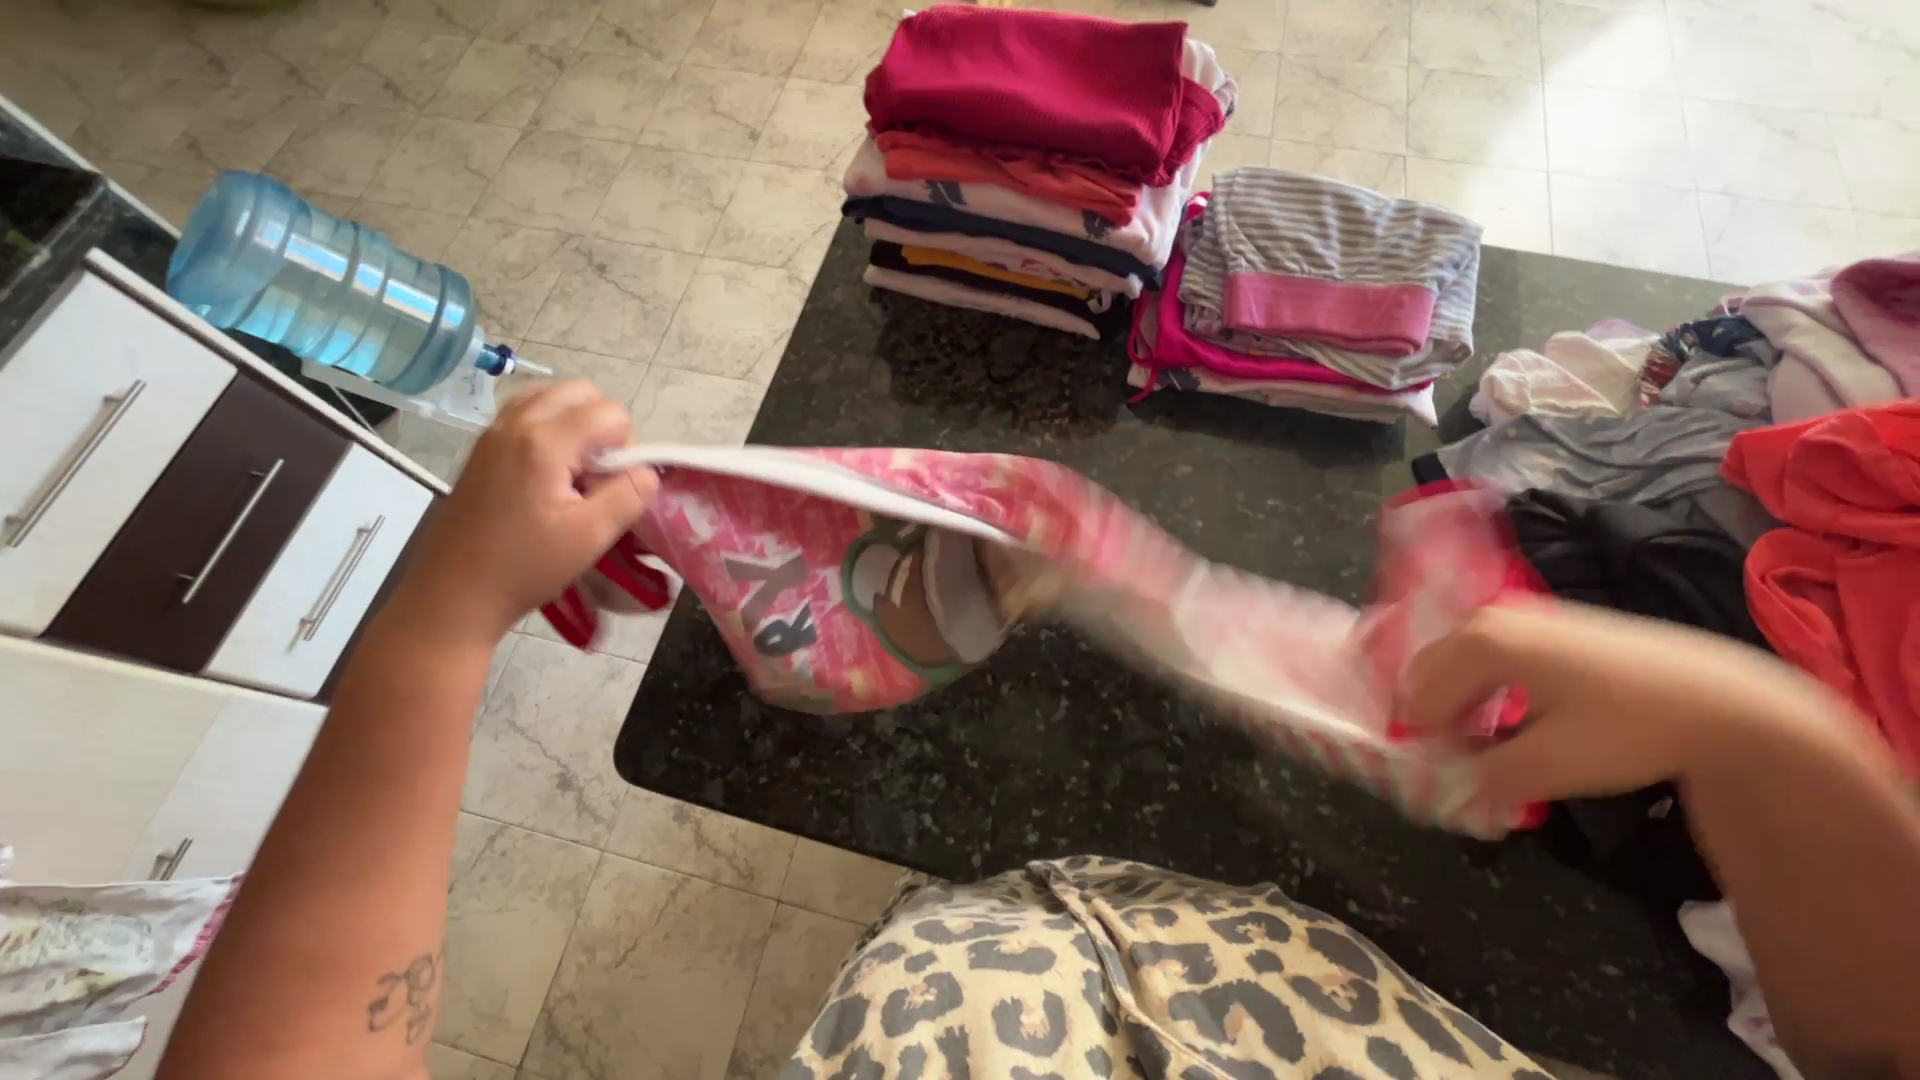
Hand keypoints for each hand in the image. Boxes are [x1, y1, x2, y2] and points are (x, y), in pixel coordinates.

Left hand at [392, 381, 658, 644]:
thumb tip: (645, 471)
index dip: (626, 447)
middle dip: (603, 426)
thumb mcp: (592, 536)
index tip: (610, 488)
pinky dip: (549, 428)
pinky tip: (550, 472)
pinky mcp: (482, 448)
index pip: (611, 413)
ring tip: (575, 470)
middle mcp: (516, 423)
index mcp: (545, 441)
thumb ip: (630, 494)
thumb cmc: (525, 566)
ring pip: (552, 397)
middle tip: (597, 474)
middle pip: (581, 392)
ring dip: (575, 423)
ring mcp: (493, 432)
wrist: (454, 593)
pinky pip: (527, 413)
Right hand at [1402, 600, 1857, 805]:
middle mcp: (1488, 617)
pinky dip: (1481, 690)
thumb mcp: (1551, 767)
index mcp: (1479, 643)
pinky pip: (1484, 656)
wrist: (1729, 700)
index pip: (1419, 700)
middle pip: (1426, 674)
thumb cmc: (1631, 730)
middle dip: (1434, 722)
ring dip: (1457, 707)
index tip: (1443, 782)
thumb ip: (1481, 780)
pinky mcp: (1544, 621)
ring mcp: (1517, 614)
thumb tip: (1439, 795)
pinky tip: (1513, 720)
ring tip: (1486, 747)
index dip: (1424, 746)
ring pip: (1453, 664)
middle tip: (1459, 765)